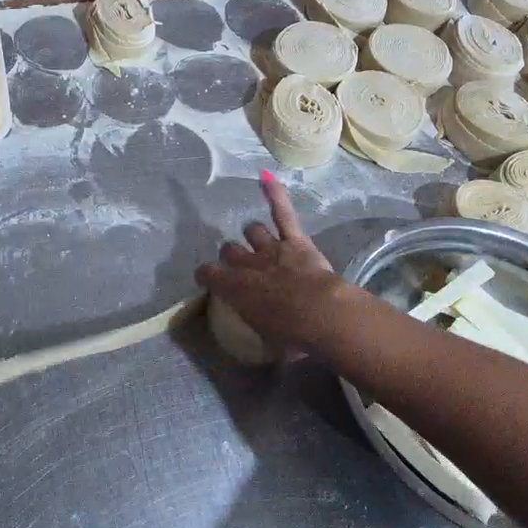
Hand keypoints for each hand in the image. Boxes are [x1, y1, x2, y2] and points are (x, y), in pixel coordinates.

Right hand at [195, 172, 358, 353]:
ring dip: (254, 235)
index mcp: (234, 290)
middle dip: (232, 256)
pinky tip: (266, 176)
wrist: (321, 313)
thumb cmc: (293, 335)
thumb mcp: (271, 343)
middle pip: (230, 251)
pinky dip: (275, 193)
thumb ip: (264, 334)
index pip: (208, 275)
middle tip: (241, 265)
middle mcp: (247, 264)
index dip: (207, 275)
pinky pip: (282, 212)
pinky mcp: (295, 240)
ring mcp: (271, 248)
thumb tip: (272, 350)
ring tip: (258, 240)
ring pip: (253, 231)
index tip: (208, 279)